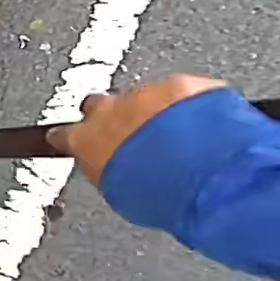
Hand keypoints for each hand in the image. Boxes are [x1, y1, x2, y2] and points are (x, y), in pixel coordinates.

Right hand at [47, 74, 226, 182]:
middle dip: (116, 117)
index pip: (63, 134)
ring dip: (160, 110)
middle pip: (100, 106)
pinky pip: (188, 89)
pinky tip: (215, 122)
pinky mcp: (182, 85)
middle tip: (142, 136)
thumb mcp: (121, 196)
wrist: (209, 173)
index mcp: (81, 140)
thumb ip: (108, 173)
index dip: (76, 138)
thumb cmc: (162, 190)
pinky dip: (199, 102)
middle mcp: (104, 112)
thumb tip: (116, 174)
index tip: (87, 143)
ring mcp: (141, 96)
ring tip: (188, 134)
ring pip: (146, 96)